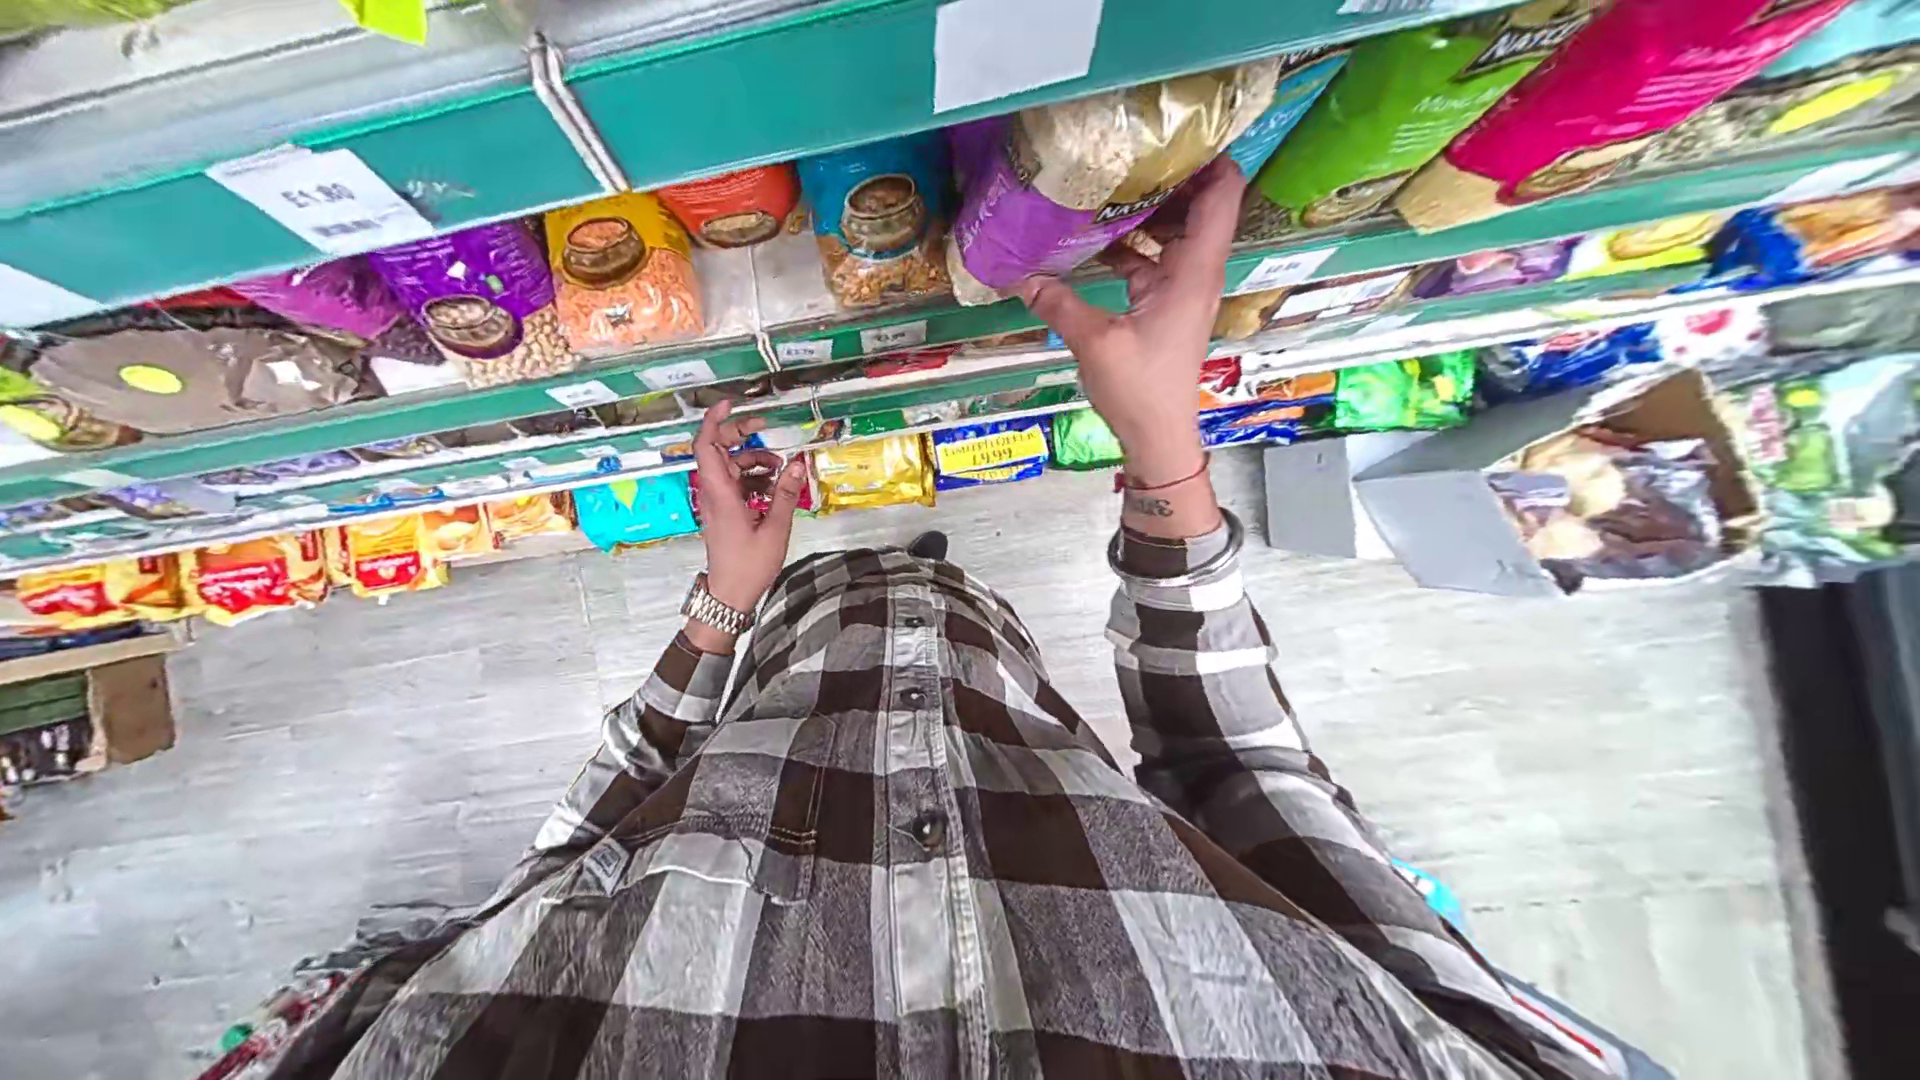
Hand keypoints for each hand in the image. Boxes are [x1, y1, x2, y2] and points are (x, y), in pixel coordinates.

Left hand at [690, 400, 808, 627]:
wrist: (730, 593)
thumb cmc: (749, 564)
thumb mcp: (775, 527)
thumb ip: (785, 493)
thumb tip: (798, 463)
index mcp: (720, 493)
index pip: (707, 446)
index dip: (714, 421)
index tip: (731, 404)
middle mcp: (713, 492)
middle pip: (718, 450)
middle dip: (741, 435)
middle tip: (765, 428)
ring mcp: (717, 502)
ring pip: (731, 467)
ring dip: (754, 460)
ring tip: (780, 468)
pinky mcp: (724, 511)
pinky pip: (736, 483)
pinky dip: (754, 478)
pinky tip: (774, 488)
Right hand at [1017, 155, 1240, 486]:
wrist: (1158, 436)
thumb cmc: (1140, 389)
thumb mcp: (1095, 342)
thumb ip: (1058, 303)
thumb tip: (1017, 276)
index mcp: (1193, 270)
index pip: (1222, 193)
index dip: (1207, 156)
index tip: (1170, 133)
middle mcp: (1196, 272)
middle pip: (1197, 206)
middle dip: (1166, 179)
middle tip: (1123, 155)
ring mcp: (1182, 290)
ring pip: (1173, 234)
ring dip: (1145, 213)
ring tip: (1105, 190)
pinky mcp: (1166, 307)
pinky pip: (1153, 263)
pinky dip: (1131, 249)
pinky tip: (1097, 243)